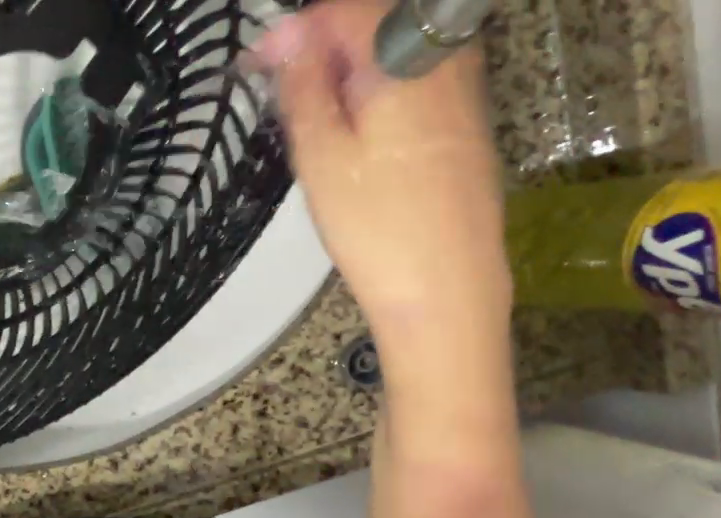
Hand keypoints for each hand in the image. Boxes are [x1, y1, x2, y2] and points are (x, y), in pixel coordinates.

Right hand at [244, 0, 510, 341]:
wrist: (446, 287)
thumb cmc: (376, 227)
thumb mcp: (321, 157)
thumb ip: (304, 88)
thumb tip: (288, 37)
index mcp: (404, 58)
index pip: (343, 9)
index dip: (293, 31)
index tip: (254, 65)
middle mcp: (444, 58)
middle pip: (375, 21)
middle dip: (322, 48)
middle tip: (281, 97)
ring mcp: (463, 87)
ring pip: (395, 52)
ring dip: (348, 73)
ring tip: (314, 123)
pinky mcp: (466, 120)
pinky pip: (415, 80)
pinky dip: (377, 92)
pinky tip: (356, 138)